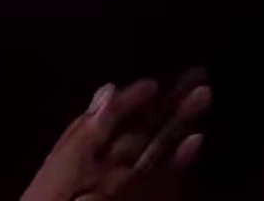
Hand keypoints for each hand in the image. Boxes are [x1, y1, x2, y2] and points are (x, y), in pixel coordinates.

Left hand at [21, 72, 210, 200]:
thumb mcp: (57, 185)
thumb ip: (84, 140)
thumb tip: (108, 90)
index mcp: (71, 172)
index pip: (98, 128)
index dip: (125, 103)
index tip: (154, 83)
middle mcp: (97, 182)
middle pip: (134, 136)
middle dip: (166, 105)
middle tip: (198, 73)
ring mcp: (125, 195)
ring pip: (155, 156)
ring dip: (181, 125)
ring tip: (206, 94)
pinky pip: (164, 186)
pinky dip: (181, 164)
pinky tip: (197, 143)